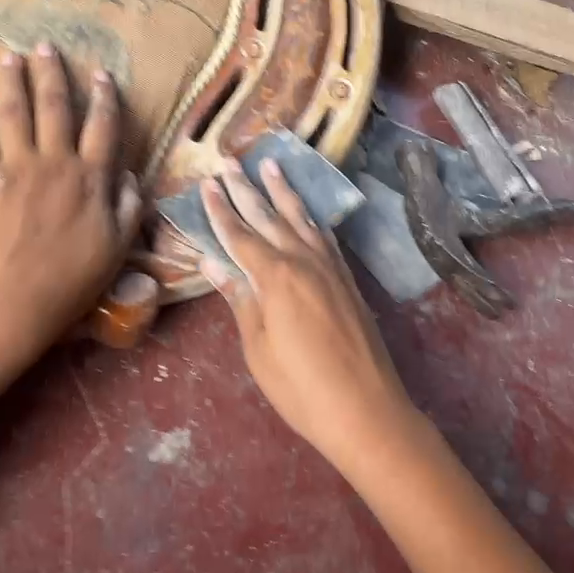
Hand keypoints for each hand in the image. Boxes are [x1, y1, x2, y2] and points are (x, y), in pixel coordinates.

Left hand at [0, 44, 142, 364]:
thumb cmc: (68, 284)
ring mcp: (17, 168)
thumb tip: (132, 175)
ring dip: (13, 80)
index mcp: (91, 179)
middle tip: (46, 45)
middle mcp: (55, 163)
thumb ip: (129, 209)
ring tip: (10, 54)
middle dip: (53, 74)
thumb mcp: (116, 250)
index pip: (102, 128)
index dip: (104, 99)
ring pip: (16, 112)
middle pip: (56, 108)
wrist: (9, 303)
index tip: (102, 73)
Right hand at [199, 157, 417, 461]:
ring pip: (300, 218)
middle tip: (230, 161)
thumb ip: (239, 299)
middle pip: (268, 216)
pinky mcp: (347, 279)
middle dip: (246, 189)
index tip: (206, 183)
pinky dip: (310, 218)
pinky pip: (324, 236)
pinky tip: (306, 212)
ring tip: (270, 164)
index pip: (239, 234)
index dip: (220, 209)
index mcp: (274, 277)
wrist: (367, 410)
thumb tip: (211, 262)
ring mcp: (329, 268)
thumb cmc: (301, 387)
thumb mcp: (258, 348)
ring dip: (282, 191)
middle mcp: (302, 261)